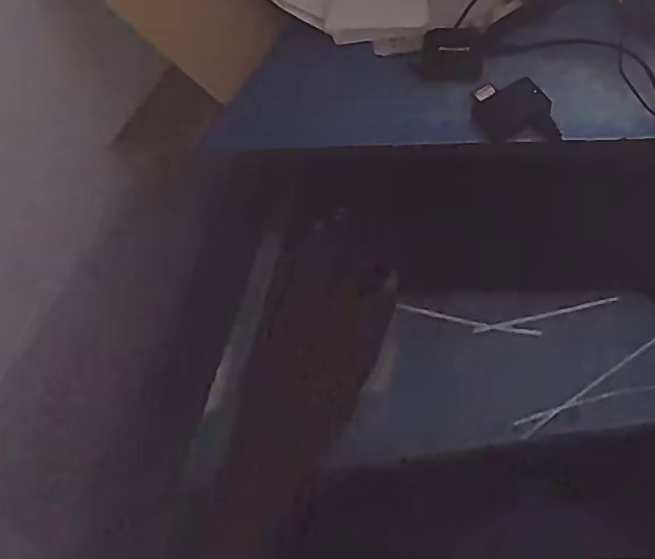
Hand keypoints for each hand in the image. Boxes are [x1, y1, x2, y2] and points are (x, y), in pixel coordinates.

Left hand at [216, 214, 395, 522]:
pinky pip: (277, 288)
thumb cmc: (328, 411)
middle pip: (326, 265)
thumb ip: (376, 321)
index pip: (354, 272)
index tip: (368, 229)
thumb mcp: (362, 366)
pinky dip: (285, 269)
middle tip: (342, 212)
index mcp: (340, 317)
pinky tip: (290, 256)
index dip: (362, 249)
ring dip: (311, 247)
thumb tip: (388, 282)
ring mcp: (285, 317)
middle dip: (337, 237)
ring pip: (300, 272)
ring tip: (320, 224)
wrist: (276, 441)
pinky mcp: (266, 329)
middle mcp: (311, 309)